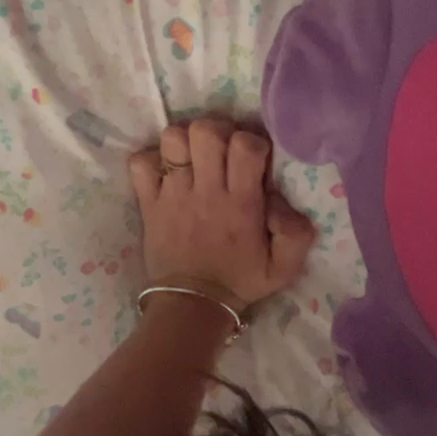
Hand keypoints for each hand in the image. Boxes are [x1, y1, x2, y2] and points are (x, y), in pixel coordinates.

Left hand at [127, 116, 316, 311]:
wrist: (193, 305)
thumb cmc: (240, 280)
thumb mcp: (284, 267)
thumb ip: (296, 232)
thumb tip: (279, 201)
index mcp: (241, 202)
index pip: (245, 145)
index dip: (252, 141)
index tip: (253, 158)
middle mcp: (206, 191)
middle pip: (205, 131)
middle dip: (217, 130)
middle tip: (221, 150)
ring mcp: (173, 194)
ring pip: (172, 140)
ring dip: (183, 141)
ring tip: (192, 157)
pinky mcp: (148, 203)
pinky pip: (139, 164)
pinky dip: (149, 161)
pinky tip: (164, 173)